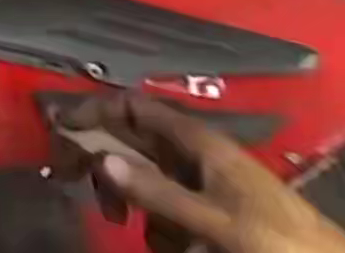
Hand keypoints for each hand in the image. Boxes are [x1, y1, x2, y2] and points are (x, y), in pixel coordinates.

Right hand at [59, 93, 344, 252]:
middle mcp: (195, 151)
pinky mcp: (216, 208)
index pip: (132, 105)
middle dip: (104, 159)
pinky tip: (161, 244)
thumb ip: (159, 193)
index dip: (95, 110)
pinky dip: (156, 221)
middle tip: (76, 181)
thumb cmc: (281, 243)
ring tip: (122, 223)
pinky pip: (170, 204)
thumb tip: (100, 160)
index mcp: (197, 140)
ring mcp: (206, 180)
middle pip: (133, 138)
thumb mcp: (218, 223)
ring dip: (129, 196)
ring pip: (148, 174)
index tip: (63, 129)